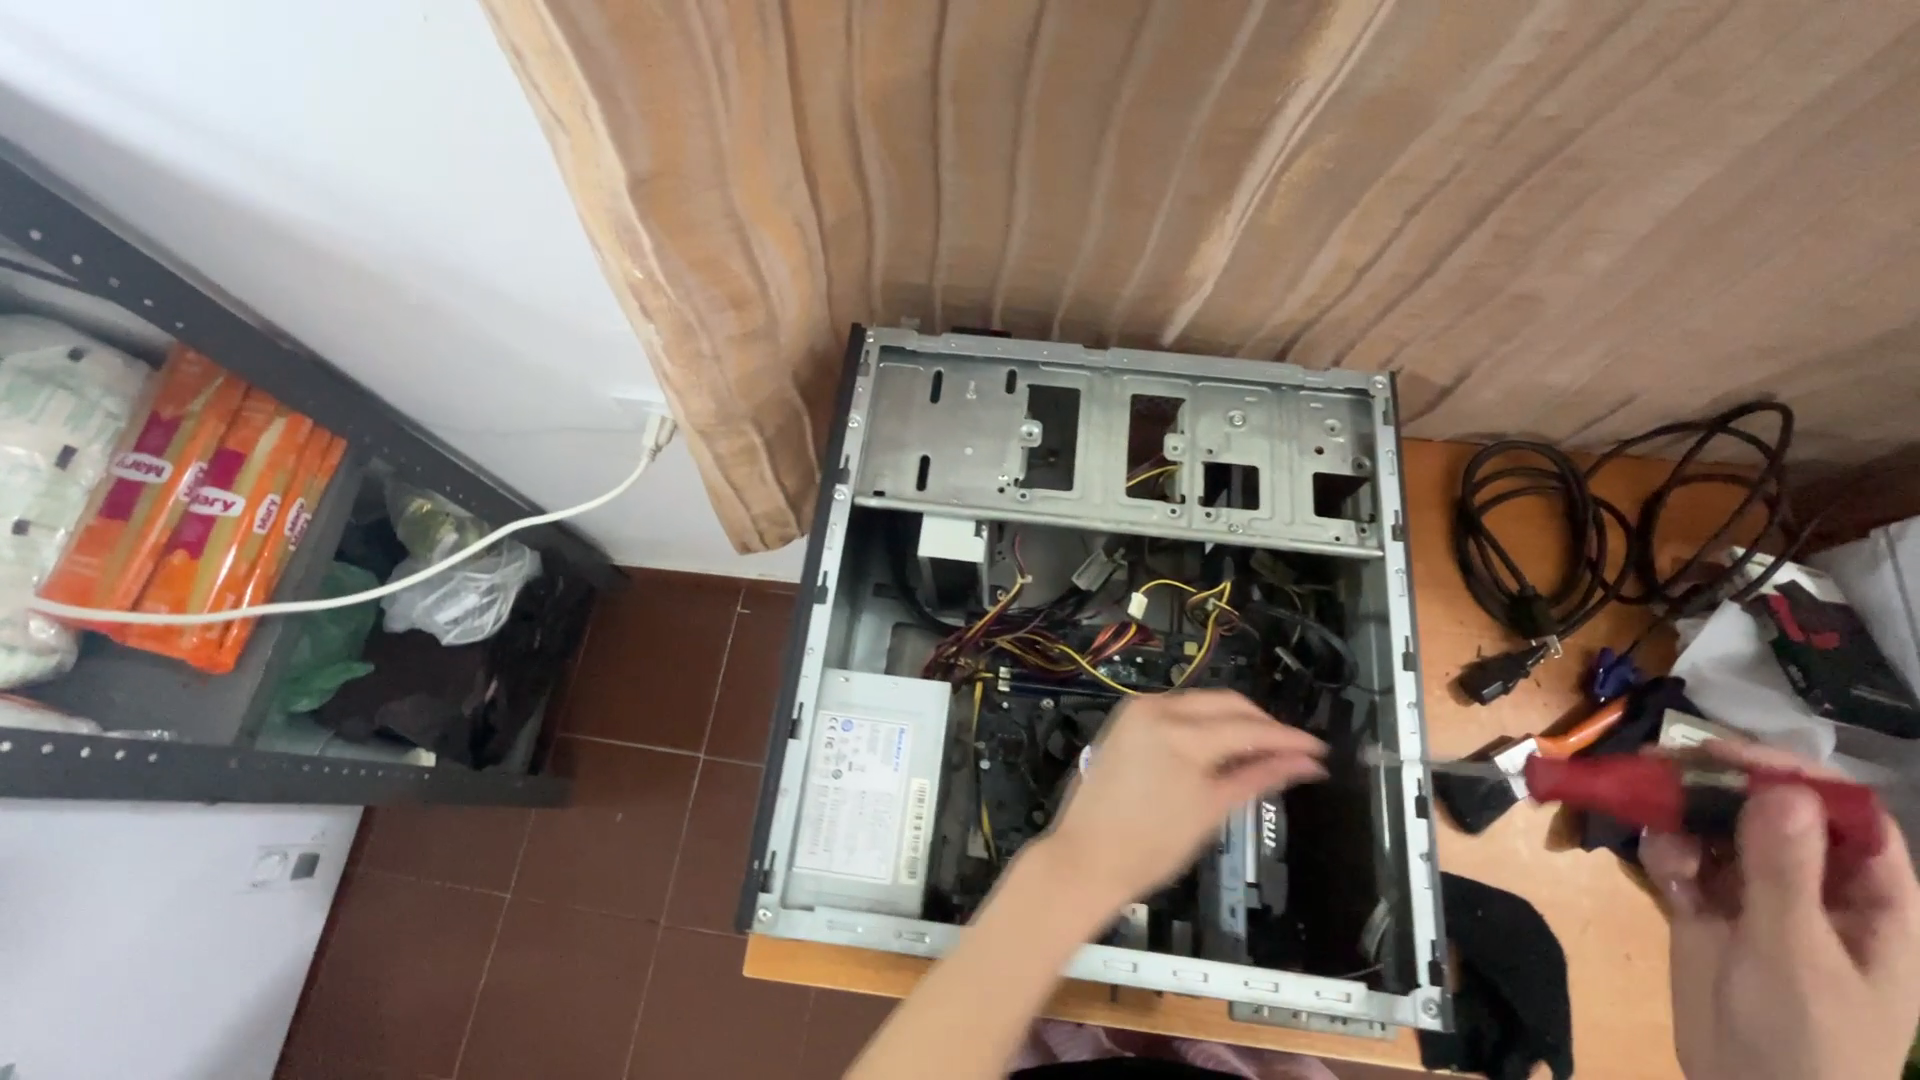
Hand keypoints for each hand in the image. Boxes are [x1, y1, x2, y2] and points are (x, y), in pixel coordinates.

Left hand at [1037, 689, 1326, 913]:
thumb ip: (1259, 777)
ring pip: (1202, 703)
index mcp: (1179, 732)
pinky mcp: (1126, 721)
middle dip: (1262, 725)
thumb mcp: (1212, 810)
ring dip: (1233, 722)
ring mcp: (1136, 712)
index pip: (1249, 726)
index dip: (1288, 738)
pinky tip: (1220, 749)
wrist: (1086, 858)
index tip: (1317, 750)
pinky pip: (1177, 711)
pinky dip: (1203, 725)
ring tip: (1259, 753)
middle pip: (1226, 703)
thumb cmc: (1148, 846)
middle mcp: (1156, 710)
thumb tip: (1303, 764)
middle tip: (1290, 752)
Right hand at [1641, 741, 1919, 1079]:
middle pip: (1770, 817)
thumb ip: (1783, 872)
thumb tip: (1780, 790)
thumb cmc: (1808, 1039)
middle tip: (1661, 766)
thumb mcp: (1797, 955)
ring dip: (1683, 823)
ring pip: (1718, 835)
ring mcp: (1756, 903)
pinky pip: (1684, 867)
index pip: (1844, 818)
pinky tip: (1661, 872)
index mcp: (1869, 902)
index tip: (1726, 754)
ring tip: (1655, 828)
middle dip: (1719, 790)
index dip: (1792, 778)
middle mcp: (1814, 892)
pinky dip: (1666, 858)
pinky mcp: (1706, 915)